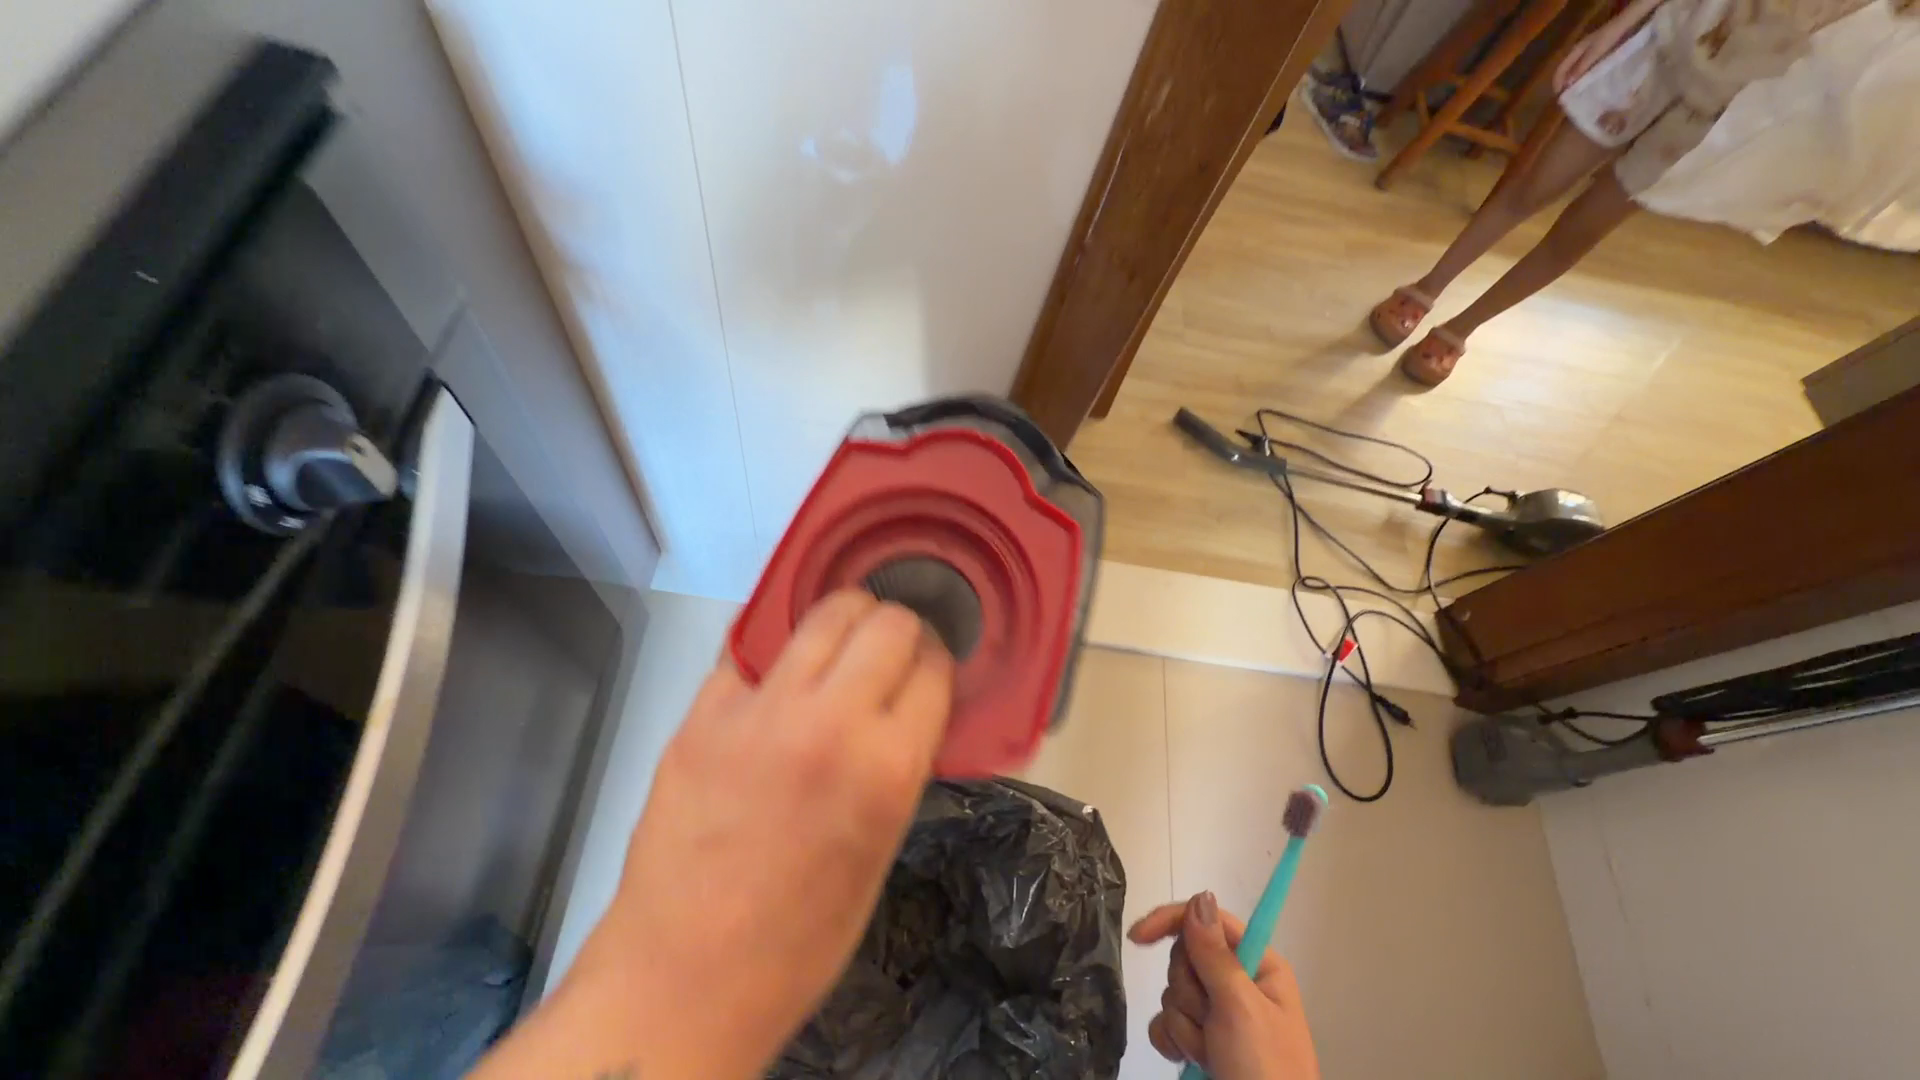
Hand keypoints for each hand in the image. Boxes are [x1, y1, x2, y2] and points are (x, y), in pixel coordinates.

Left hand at [473, 590, 954, 1079]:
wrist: (689, 970)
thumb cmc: (803, 933)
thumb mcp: (882, 847)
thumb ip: (899, 765)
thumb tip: (906, 709)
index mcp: (888, 765)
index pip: (934, 668)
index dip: (938, 662)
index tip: (929, 667)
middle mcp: (831, 720)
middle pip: (887, 623)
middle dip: (900, 627)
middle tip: (890, 648)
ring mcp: (761, 709)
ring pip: (822, 613)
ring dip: (845, 616)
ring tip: (842, 636)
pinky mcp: (703, 711)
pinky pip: (752, 648)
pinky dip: (776, 651)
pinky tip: (779, 671)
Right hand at [1129, 893, 1319, 1079]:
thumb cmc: (1264, 1072)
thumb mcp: (1240, 1009)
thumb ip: (1214, 954)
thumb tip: (1201, 896)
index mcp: (1258, 966)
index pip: (1207, 921)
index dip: (1171, 923)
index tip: (1138, 937)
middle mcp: (1238, 983)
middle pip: (1185, 958)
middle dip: (1188, 991)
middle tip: (1211, 1022)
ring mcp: (1219, 1015)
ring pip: (1174, 992)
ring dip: (1185, 1025)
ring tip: (1210, 1052)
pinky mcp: (1201, 1041)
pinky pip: (1167, 1022)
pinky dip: (1173, 1040)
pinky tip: (1188, 1058)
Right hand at [1553, 22, 1627, 93]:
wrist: (1627, 23)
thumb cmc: (1609, 37)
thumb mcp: (1594, 53)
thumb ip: (1581, 68)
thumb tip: (1567, 85)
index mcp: (1574, 52)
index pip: (1560, 70)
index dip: (1557, 83)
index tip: (1559, 96)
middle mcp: (1578, 53)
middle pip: (1566, 71)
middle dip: (1564, 84)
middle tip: (1567, 97)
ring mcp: (1587, 53)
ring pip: (1575, 70)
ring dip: (1574, 81)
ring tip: (1577, 93)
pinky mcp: (1596, 54)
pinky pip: (1585, 68)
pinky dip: (1584, 76)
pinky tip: (1587, 82)